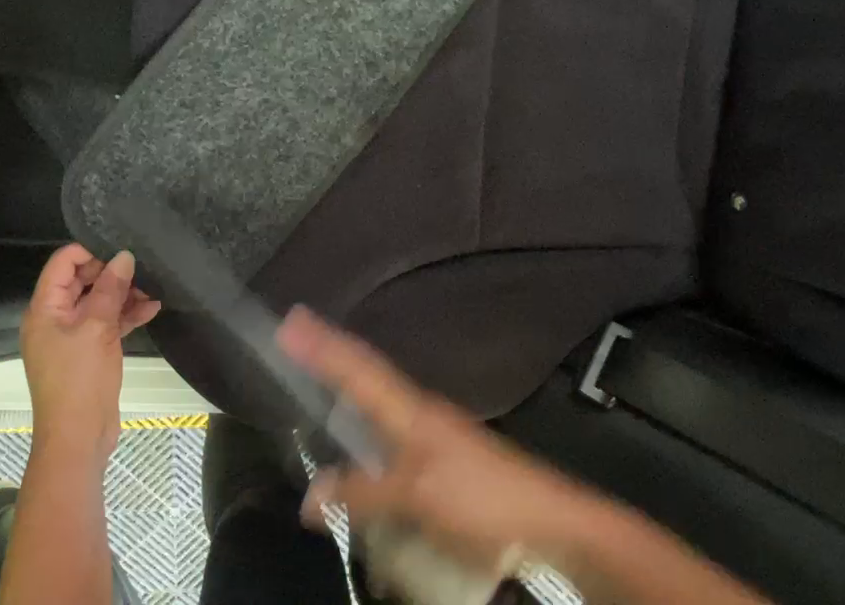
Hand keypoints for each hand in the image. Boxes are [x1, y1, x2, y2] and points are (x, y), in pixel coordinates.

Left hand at [21, 244, 160, 464]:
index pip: (62, 264)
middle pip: (82, 281)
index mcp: (44, 309)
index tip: (120, 252)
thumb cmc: (80, 381)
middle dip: (112, 273)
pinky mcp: (90, 352)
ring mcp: (73, 336)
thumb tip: (124, 256)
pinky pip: (107, 323)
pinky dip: (126, 315)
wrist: (79, 439)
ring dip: (123, 294)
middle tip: (143, 269)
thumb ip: (110, 290)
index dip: (90, 253)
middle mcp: (55, 318)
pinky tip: (152, 308)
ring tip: (153, 289)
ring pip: (98, 302)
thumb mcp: (96, 329)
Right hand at [276, 306, 600, 565]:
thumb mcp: (418, 496)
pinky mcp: (442, 464)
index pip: (357, 367)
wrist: (553, 526)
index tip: (291, 318)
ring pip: (377, 409)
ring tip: (314, 383)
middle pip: (364, 378)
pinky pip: (390, 442)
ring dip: (346, 392)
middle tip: (292, 340)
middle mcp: (417, 414)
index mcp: (409, 410)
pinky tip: (357, 451)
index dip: (322, 344)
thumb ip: (363, 493)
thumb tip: (309, 496)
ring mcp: (432, 437)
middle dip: (329, 358)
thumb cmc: (484, 497)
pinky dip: (365, 435)